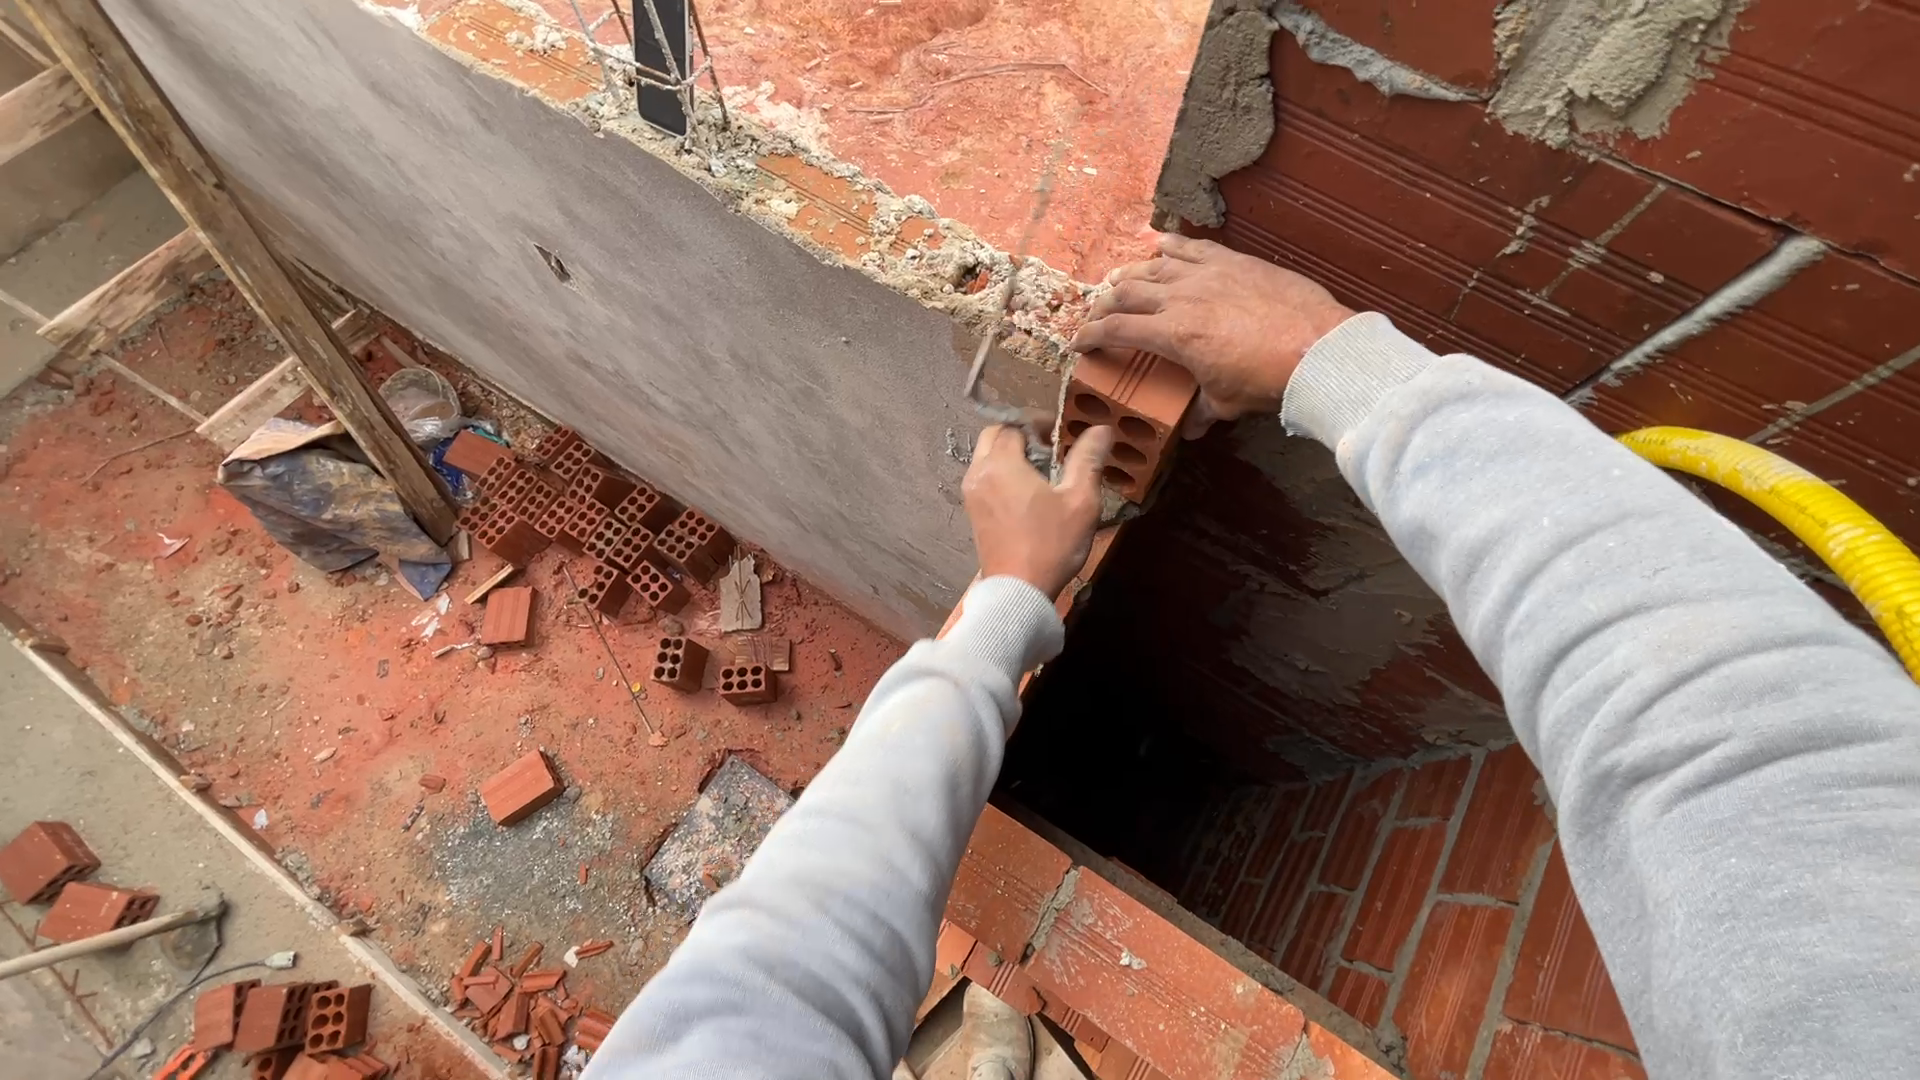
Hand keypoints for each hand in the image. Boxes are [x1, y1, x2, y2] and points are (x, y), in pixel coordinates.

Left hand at [962, 424, 1114, 597]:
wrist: (1018, 592)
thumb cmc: (1051, 545)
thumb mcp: (1080, 500)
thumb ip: (1088, 459)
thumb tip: (1100, 428)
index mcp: (1001, 464)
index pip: (1014, 425)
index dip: (1038, 422)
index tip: (1062, 433)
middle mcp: (979, 473)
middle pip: (994, 436)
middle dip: (1020, 434)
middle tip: (1050, 447)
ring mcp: (972, 495)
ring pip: (986, 457)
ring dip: (1010, 453)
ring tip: (1042, 470)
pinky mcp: (973, 513)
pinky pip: (984, 477)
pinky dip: (1002, 472)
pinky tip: (1028, 492)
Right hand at [1069, 233, 1353, 437]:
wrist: (1317, 348)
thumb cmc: (1266, 379)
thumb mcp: (1225, 403)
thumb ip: (1201, 412)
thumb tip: (1191, 429)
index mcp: (1172, 334)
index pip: (1115, 329)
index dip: (1089, 335)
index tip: (1077, 344)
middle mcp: (1180, 297)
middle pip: (1125, 292)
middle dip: (1103, 303)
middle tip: (1097, 315)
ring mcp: (1206, 274)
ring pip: (1153, 266)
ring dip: (1131, 274)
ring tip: (1120, 282)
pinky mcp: (1232, 261)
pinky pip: (1191, 246)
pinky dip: (1169, 246)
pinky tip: (1159, 246)